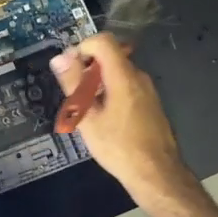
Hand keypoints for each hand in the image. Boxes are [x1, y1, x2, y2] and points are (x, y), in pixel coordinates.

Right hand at [50, 34, 189, 195]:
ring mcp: (148, 90)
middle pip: (110, 56)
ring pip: (118, 73)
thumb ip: (74, 84)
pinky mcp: (151, 103)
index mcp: (123, 76)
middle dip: (88, 69)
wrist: (157, 175)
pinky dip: (112, 93)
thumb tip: (60, 58)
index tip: (71, 69)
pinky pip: (127, 86)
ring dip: (99, 83)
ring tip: (88, 111)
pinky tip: (106, 120)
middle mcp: (139, 77)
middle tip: (76, 95)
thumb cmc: (119, 147)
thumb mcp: (88, 118)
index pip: (103, 41)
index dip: (82, 48)